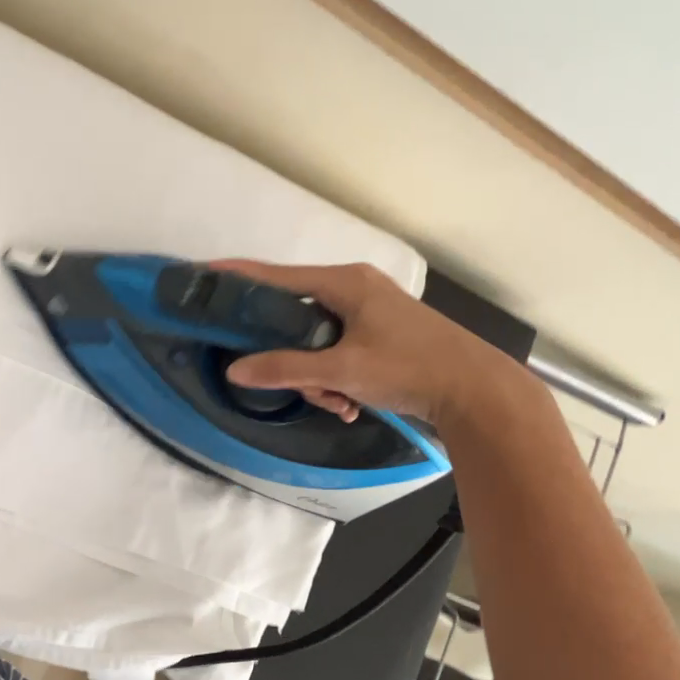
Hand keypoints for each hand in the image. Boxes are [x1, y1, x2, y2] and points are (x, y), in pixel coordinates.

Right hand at [212, 259, 518, 429]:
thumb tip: (234, 370)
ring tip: (336, 401)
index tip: (201, 275)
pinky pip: (333, 352)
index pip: (275, 276)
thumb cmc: (411, 368)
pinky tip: (349, 404)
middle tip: (296, 384)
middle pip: (292, 316)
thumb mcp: (342, 371)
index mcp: (345, 283)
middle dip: (288, 356)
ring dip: (314, 377)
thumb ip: (285, 369)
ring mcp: (367, 311)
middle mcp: (353, 289)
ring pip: (312, 341)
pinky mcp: (376, 334)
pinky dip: (333, 380)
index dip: (237, 276)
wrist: (478, 392)